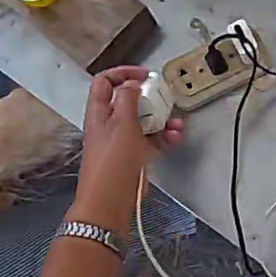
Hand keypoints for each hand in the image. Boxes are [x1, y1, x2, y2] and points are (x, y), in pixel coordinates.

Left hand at [70, 66, 183, 234]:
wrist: (110, 203)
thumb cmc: (113, 162)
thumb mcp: (122, 124)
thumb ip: (129, 99)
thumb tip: (132, 83)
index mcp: (99, 113)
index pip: (105, 82)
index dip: (123, 73)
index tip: (145, 75)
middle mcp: (109, 124)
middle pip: (128, 100)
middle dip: (149, 97)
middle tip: (164, 98)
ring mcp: (123, 141)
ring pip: (144, 121)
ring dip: (161, 118)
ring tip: (176, 122)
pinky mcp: (135, 156)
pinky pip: (152, 140)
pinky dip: (164, 136)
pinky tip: (174, 136)